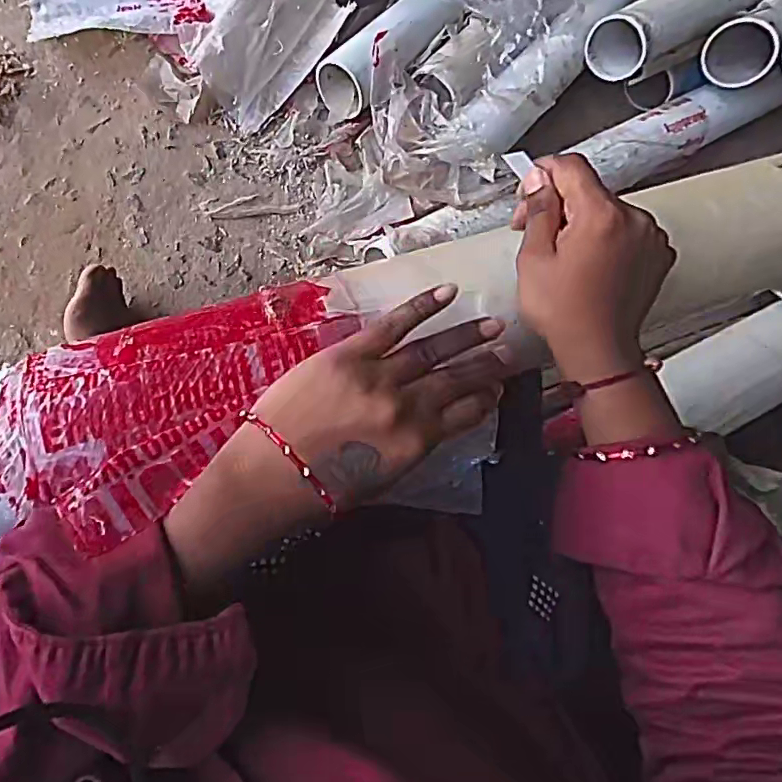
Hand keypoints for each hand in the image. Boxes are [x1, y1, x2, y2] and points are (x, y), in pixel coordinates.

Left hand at [249, 284, 509, 510]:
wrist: (271, 471)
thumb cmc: (320, 487)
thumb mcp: (379, 478)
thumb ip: (409, 448)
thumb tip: (428, 426)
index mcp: (416, 442)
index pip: (464, 415)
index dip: (484, 400)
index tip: (498, 389)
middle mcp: (406, 406)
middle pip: (456, 379)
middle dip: (486, 366)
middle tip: (510, 353)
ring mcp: (378, 377)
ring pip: (432, 351)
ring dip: (465, 337)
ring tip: (491, 326)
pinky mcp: (348, 355)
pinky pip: (392, 325)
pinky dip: (421, 307)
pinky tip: (446, 294)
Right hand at [512, 155, 675, 382]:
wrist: (598, 349)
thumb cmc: (563, 311)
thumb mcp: (533, 257)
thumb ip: (538, 210)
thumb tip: (541, 180)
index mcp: (601, 215)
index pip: (572, 167)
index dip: (544, 171)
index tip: (530, 186)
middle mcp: (634, 219)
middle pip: (589, 190)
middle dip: (557, 203)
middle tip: (530, 228)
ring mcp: (650, 237)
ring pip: (606, 210)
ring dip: (580, 221)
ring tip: (559, 253)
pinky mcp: (657, 254)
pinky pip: (624, 230)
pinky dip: (603, 237)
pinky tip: (583, 262)